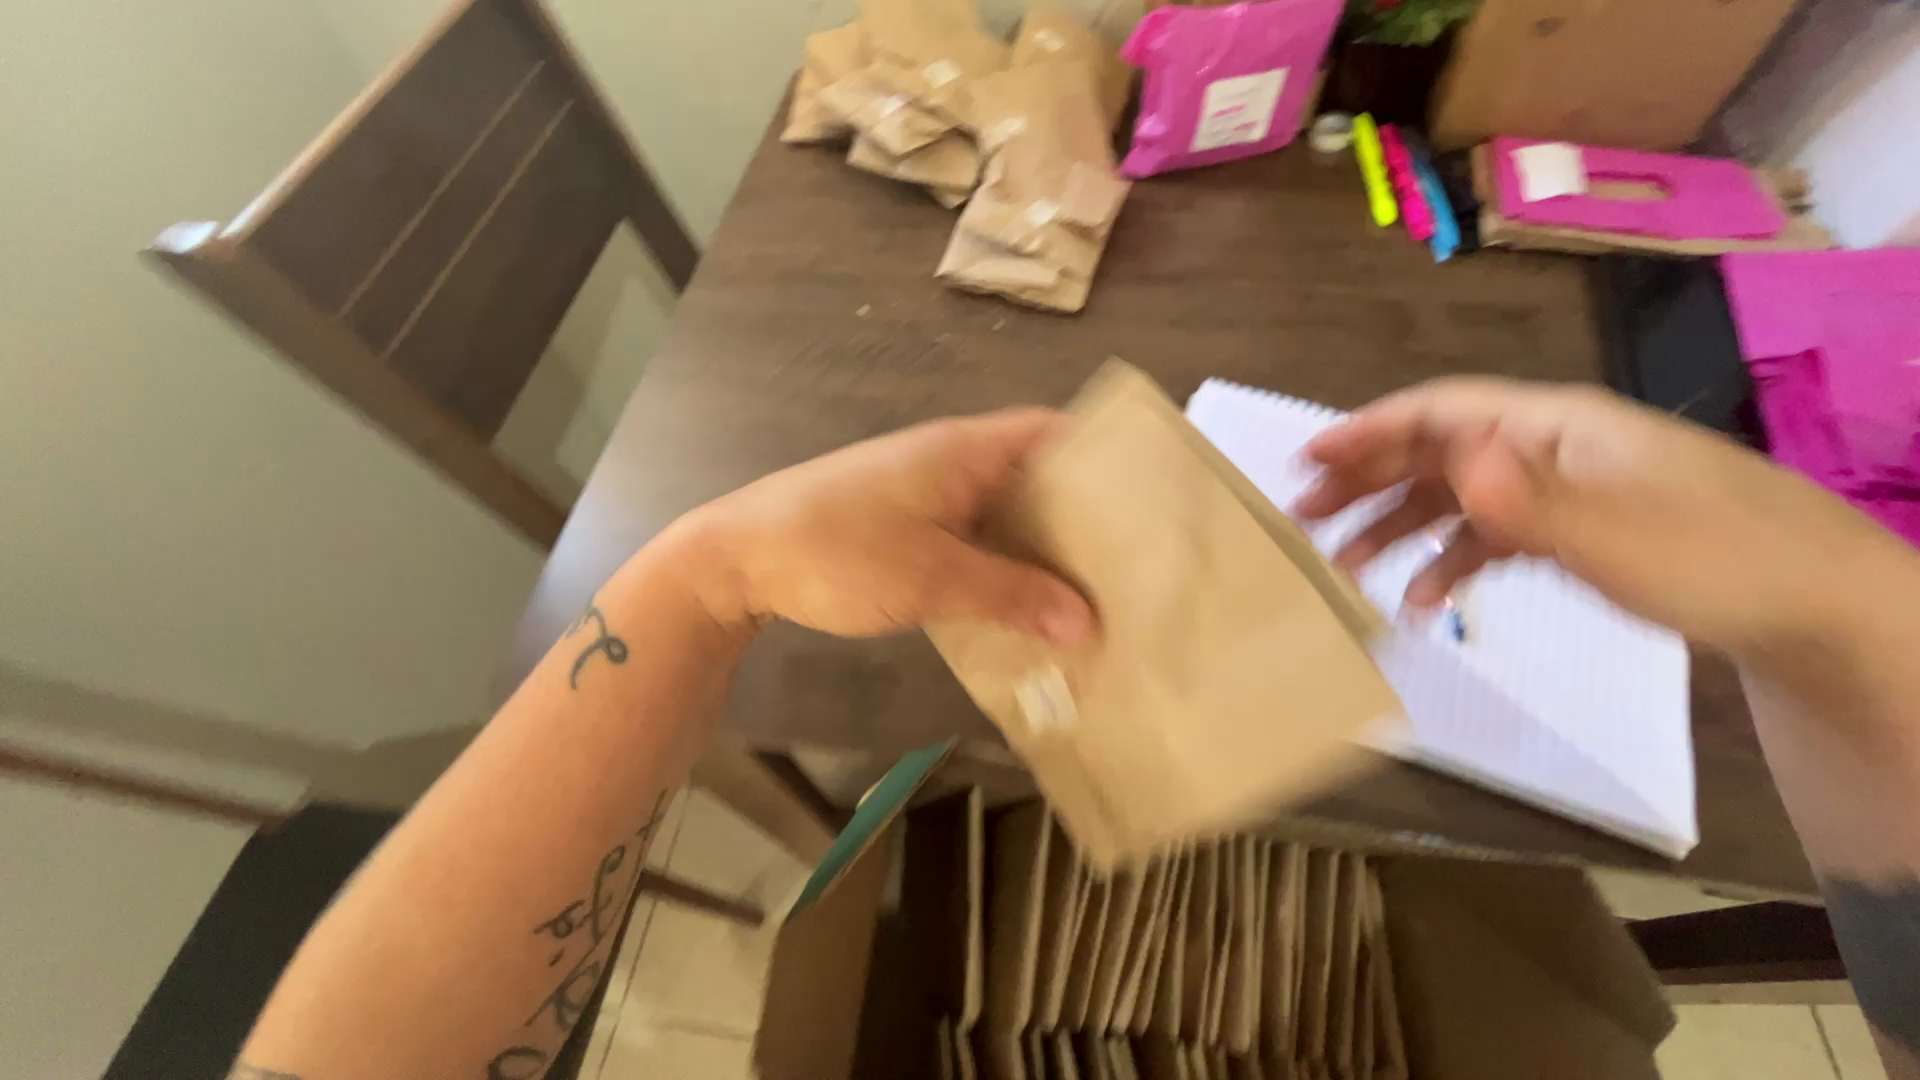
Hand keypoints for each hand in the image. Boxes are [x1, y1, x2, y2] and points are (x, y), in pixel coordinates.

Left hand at [673, 408, 1096, 644]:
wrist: (739, 559)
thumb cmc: (838, 550)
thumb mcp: (932, 577)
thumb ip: (1011, 595)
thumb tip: (1086, 622)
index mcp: (966, 450)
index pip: (1053, 431)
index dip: (1102, 456)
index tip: (1149, 498)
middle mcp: (953, 461)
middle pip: (1035, 475)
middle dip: (1081, 514)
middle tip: (1133, 560)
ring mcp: (928, 493)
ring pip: (1004, 511)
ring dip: (1040, 545)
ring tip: (1092, 587)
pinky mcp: (908, 526)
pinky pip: (974, 537)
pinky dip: (1003, 562)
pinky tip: (1026, 603)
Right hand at [1293, 377, 1902, 657]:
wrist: (1815, 610)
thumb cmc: (1718, 558)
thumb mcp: (1620, 531)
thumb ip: (1529, 499)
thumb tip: (1453, 463)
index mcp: (1551, 427)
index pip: (1439, 412)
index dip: (1368, 430)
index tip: (1309, 457)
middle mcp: (1541, 449)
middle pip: (1432, 452)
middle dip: (1363, 480)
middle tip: (1303, 514)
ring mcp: (1551, 491)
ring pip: (1449, 498)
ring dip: (1392, 527)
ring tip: (1342, 564)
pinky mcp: (1562, 532)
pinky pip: (1482, 540)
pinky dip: (1443, 566)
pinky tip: (1421, 603)